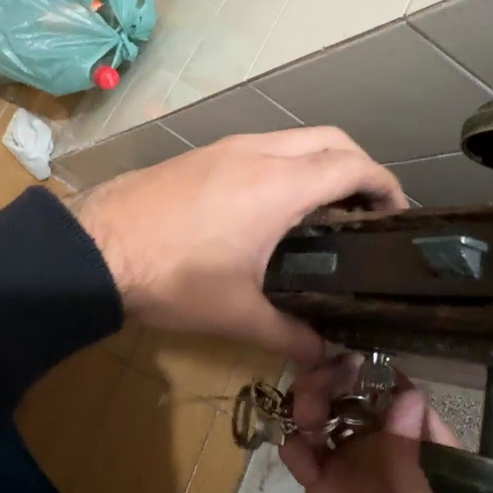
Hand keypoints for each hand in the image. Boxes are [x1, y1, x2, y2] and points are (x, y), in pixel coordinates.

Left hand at [69, 127, 403, 365]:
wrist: (93, 249)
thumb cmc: (172, 279)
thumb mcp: (238, 314)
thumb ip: (291, 334)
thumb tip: (326, 354)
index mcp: (277, 185)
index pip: (351, 166)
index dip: (385, 184)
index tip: (399, 213)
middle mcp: (257, 153)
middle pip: (329, 138)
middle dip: (359, 166)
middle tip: (369, 210)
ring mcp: (225, 148)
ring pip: (293, 138)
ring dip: (319, 162)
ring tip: (326, 209)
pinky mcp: (201, 154)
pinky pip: (261, 146)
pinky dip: (286, 163)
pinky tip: (275, 205)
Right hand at [280, 356, 492, 492]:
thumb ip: (413, 458)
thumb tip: (407, 392)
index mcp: (423, 445)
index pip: (395, 388)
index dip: (366, 371)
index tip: (338, 363)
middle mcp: (387, 445)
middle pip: (351, 392)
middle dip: (327, 383)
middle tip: (309, 404)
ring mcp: (355, 467)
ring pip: (325, 414)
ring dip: (307, 407)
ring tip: (302, 427)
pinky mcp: (327, 491)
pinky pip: (305, 452)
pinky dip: (295, 445)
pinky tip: (299, 463)